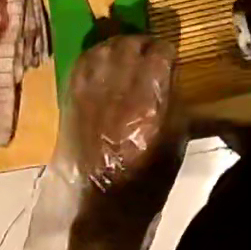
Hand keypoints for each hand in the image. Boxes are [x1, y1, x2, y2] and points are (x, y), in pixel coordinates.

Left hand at [62, 35, 185, 249]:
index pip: (159, 54)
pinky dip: (94, 56)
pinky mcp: (73, 103)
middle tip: (149, 48)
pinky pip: (81, 65)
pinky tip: (103, 59)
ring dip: (117, 45)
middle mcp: (118, 93)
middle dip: (142, 42)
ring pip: (103, 50)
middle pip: (129, 46)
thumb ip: (173, 98)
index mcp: (148, 102)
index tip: (170, 54)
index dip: (167, 49)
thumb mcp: (177, 136)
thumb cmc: (151, 175)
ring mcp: (92, 96)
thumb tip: (169, 72)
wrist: (109, 207)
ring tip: (126, 51)